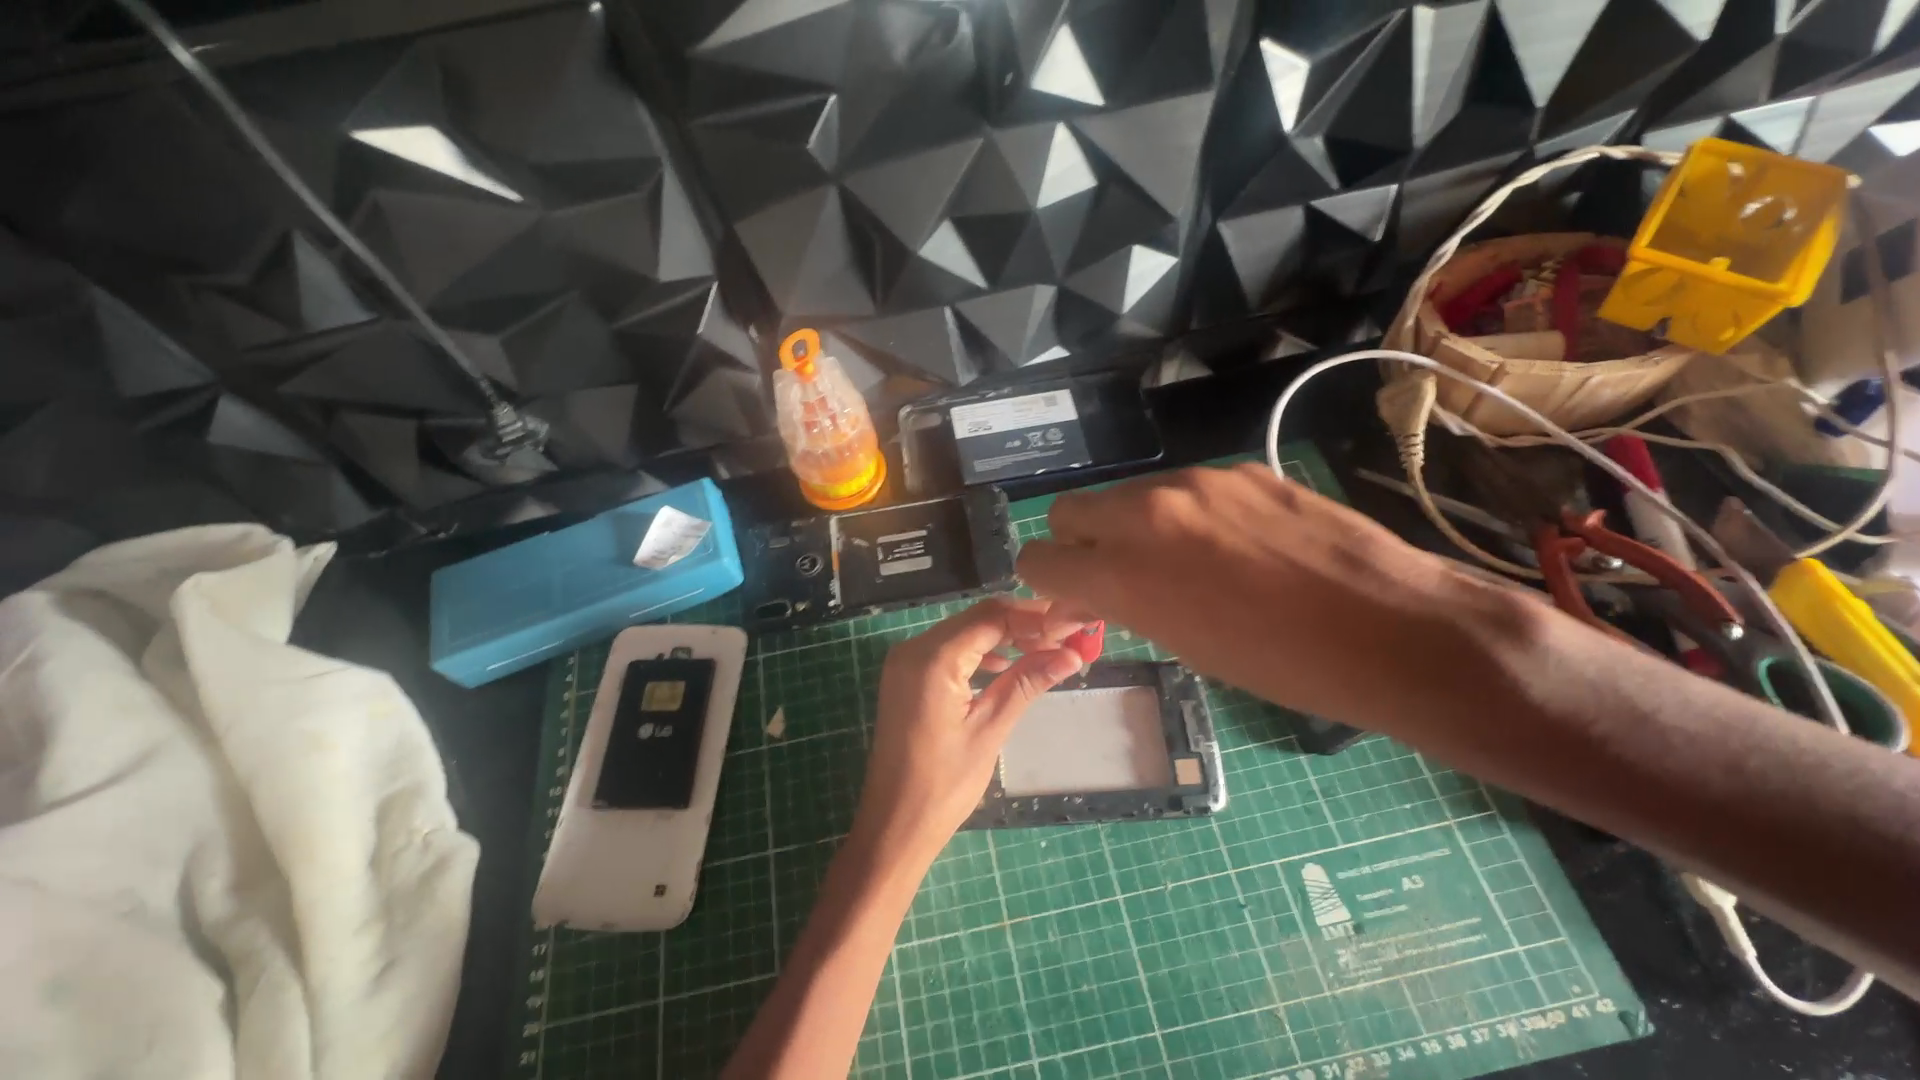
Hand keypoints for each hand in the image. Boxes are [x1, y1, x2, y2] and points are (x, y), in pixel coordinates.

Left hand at [853, 597, 1087, 865]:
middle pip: (977, 618)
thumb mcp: (990, 730)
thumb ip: (1026, 683)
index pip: (992, 618)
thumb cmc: (943, 786)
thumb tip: (1069, 654)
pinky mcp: (906, 677)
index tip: (1072, 624)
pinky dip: (979, 651)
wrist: (894, 824)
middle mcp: (913, 649)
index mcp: (933, 659)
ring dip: (1003, 636)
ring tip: (1046, 649)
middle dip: (1022, 623)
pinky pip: (948, 650)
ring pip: (963, 631)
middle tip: (1066, 635)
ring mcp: (905, 662)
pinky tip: (1008, 664)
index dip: (1035, 617)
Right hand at [1016, 463, 1526, 731]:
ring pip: (1129, 496)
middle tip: (1114, 579)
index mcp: (1125, 570)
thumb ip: (1125, 605)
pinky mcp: (1243, 472)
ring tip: (1184, 567)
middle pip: (1069, 510)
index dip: (1047, 586)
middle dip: (1077, 545)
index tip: (1070, 603)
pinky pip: (1187, 490)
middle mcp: (1149, 511)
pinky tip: (1236, 550)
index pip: (1040, 561)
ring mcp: (1199, 483)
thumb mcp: (1184, 645)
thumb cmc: (1282, 666)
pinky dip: (1187, 516)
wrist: (1393, 630)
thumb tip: (1094, 594)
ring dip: (1133, 528)